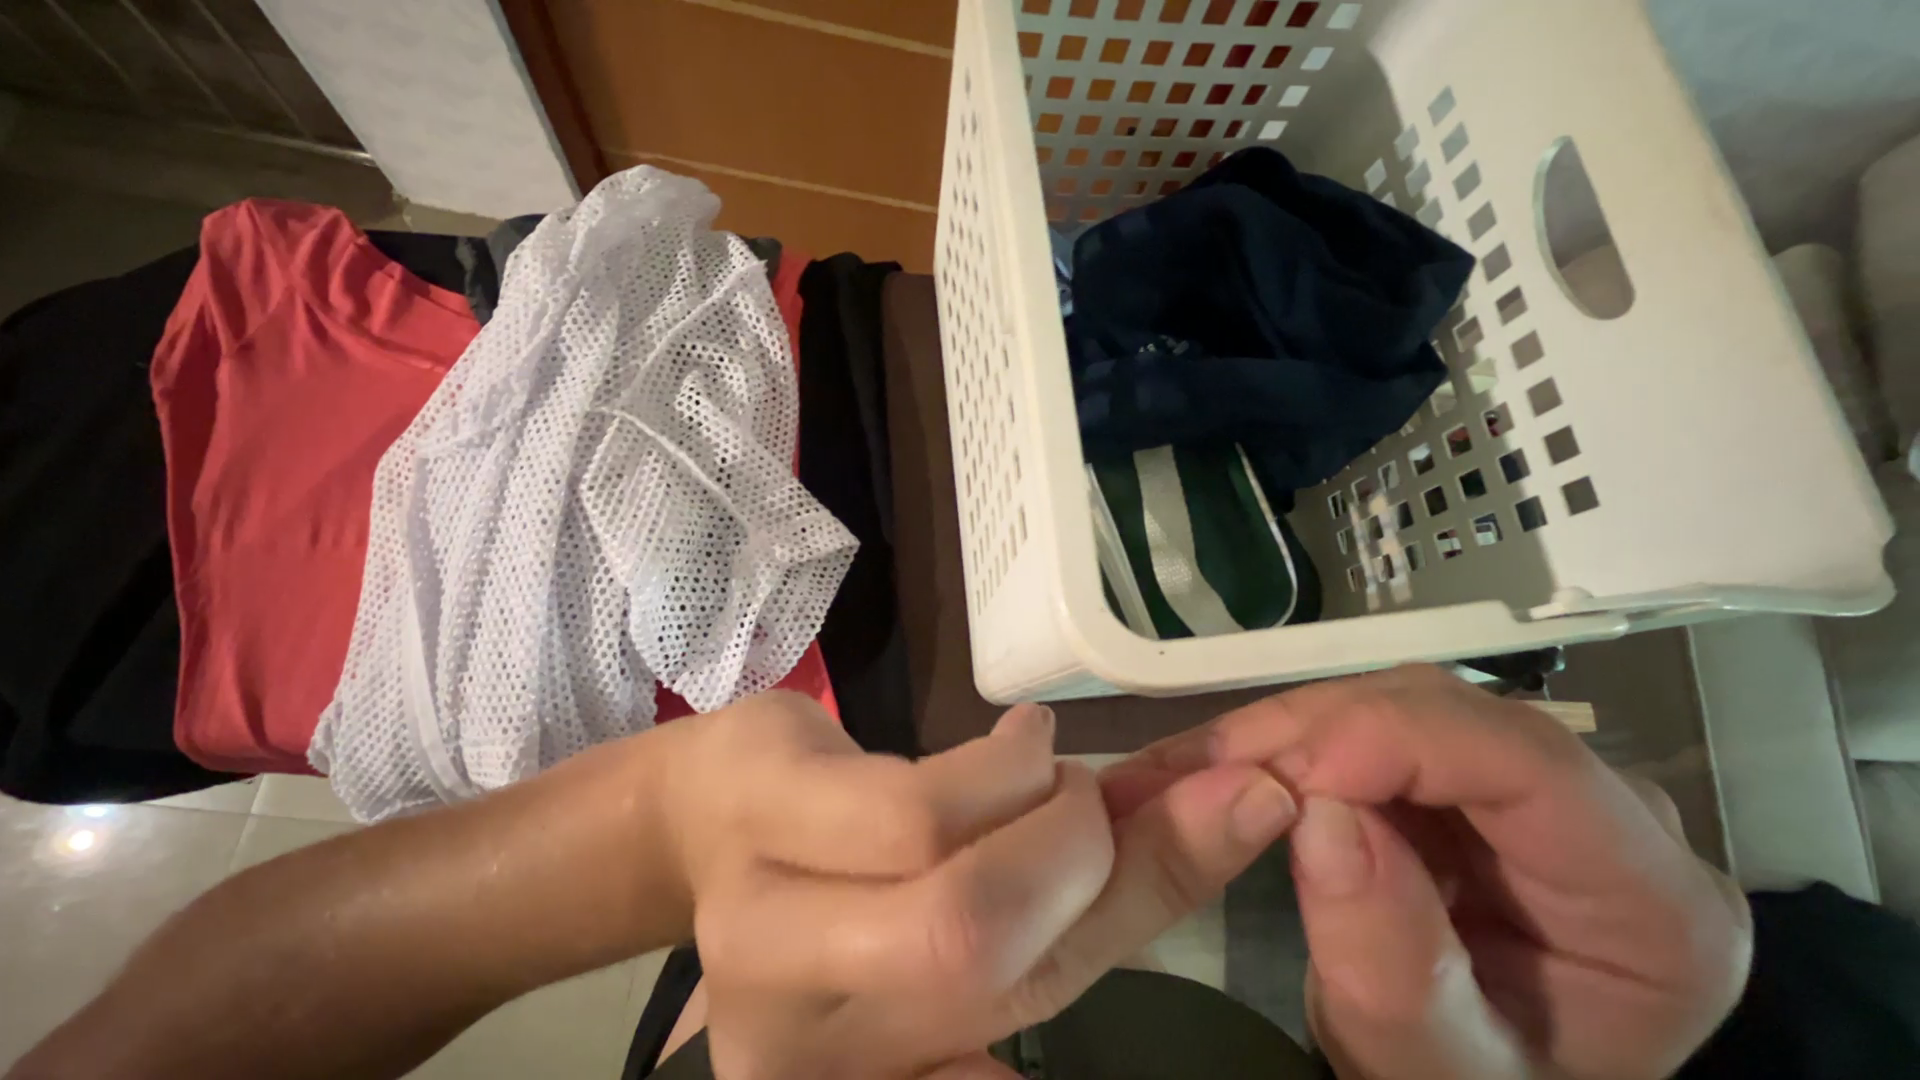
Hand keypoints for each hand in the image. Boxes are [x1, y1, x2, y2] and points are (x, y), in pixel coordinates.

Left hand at [656, 691, 1299, 1078]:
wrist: (726, 812)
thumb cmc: (870, 882)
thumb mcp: (1007, 924)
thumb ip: (1118, 890)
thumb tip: (1247, 807)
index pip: (999, 1059)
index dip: (1098, 969)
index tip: (1237, 829)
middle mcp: (792, 1044)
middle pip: (977, 961)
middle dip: (1081, 864)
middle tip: (1093, 810)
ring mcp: (756, 930)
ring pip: (952, 886)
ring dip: (1047, 809)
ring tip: (1047, 777)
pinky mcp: (760, 813)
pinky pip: (915, 801)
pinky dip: (1005, 764)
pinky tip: (1016, 745)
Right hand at [1180, 666, 1750, 1079]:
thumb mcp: (1427, 1069)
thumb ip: (1390, 968)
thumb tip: (1321, 814)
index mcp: (1653, 908)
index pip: (1530, 766)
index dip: (1398, 740)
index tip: (1279, 771)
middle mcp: (1617, 820)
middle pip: (1460, 718)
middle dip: (1326, 729)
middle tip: (1216, 765)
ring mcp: (1544, 790)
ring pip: (1412, 705)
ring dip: (1305, 728)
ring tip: (1219, 764)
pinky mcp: (1478, 779)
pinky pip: (1387, 726)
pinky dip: (1309, 740)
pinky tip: (1256, 766)